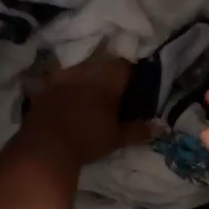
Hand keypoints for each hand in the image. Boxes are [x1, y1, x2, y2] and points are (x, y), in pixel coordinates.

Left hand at [22, 54, 152, 165]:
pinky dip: (67, 84)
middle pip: (102, 62)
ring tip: (91, 91)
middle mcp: (86, 70)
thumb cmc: (88, 138)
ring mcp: (63, 76)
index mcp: (108, 79)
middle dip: (109, 71)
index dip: (132, 74)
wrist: (46, 146)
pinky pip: (60, 77)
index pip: (126, 66)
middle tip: (114, 89)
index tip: (134, 87)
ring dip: (87, 75)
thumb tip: (162, 126)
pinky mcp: (46, 85)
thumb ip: (139, 130)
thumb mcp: (117, 137)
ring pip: (80, 66)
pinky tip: (69, 96)